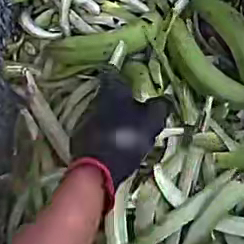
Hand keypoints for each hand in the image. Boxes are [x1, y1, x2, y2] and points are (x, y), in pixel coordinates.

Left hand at [67, 73, 167, 202]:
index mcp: (112, 90)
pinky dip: (102, 135)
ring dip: (110, 119)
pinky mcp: (78, 139)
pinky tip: (112, 145)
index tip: (133, 84)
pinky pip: (93, 131)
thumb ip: (160, 106)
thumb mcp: (152, 120)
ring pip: (100, 113)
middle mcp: (94, 100)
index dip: (124, 77)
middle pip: (107, 95)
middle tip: (134, 110)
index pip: (115, 75)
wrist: (97, 168)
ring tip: (125, 130)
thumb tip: (165, 98)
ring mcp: (83, 120)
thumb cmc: (127, 136)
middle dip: (119, 101)